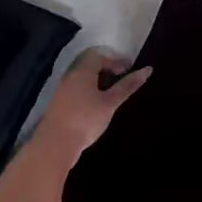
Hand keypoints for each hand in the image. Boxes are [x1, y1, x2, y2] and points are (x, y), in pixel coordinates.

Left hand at [34, 48, 151, 159]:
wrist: (54, 145)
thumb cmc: (85, 119)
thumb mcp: (110, 103)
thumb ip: (127, 86)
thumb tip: (147, 69)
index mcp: (82, 72)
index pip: (99, 55)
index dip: (115, 60)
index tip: (129, 70)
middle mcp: (70, 77)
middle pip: (88, 64)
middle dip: (106, 68)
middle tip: (121, 79)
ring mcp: (62, 91)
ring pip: (82, 77)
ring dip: (97, 80)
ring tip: (111, 93)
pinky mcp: (58, 104)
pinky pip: (76, 88)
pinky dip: (89, 90)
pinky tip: (96, 104)